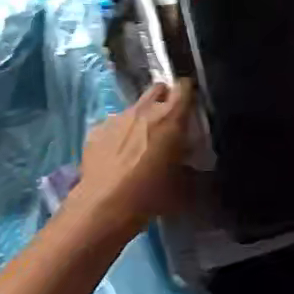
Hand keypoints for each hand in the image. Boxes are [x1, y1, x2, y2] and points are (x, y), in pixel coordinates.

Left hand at [69, 80, 194, 230]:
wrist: (104, 206)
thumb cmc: (150, 194)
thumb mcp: (184, 186)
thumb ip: (193, 169)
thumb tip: (196, 167)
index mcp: (170, 118)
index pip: (185, 86)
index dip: (189, 93)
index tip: (192, 107)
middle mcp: (144, 110)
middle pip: (158, 88)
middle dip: (165, 99)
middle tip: (169, 123)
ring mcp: (116, 118)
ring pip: (135, 108)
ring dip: (142, 119)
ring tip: (141, 145)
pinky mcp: (96, 130)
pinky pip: (113, 125)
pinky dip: (119, 135)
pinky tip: (118, 157)